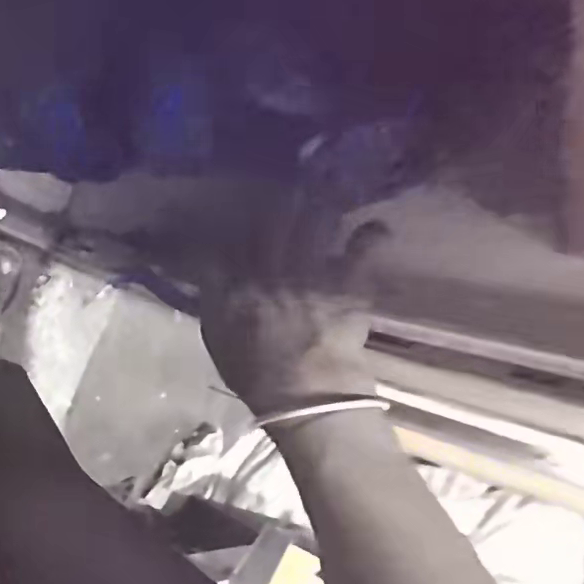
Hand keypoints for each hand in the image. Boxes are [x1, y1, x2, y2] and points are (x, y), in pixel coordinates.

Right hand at [199, 202, 385, 416]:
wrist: (304, 393)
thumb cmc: (253, 371)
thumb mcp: (217, 336)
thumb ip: (215, 300)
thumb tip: (214, 273)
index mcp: (232, 288)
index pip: (224, 245)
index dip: (226, 228)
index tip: (229, 221)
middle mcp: (268, 271)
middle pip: (269, 223)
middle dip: (275, 204)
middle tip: (282, 191)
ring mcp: (311, 272)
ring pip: (313, 221)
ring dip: (318, 206)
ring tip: (323, 195)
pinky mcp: (349, 280)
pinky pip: (363, 243)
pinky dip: (369, 233)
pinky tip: (370, 228)